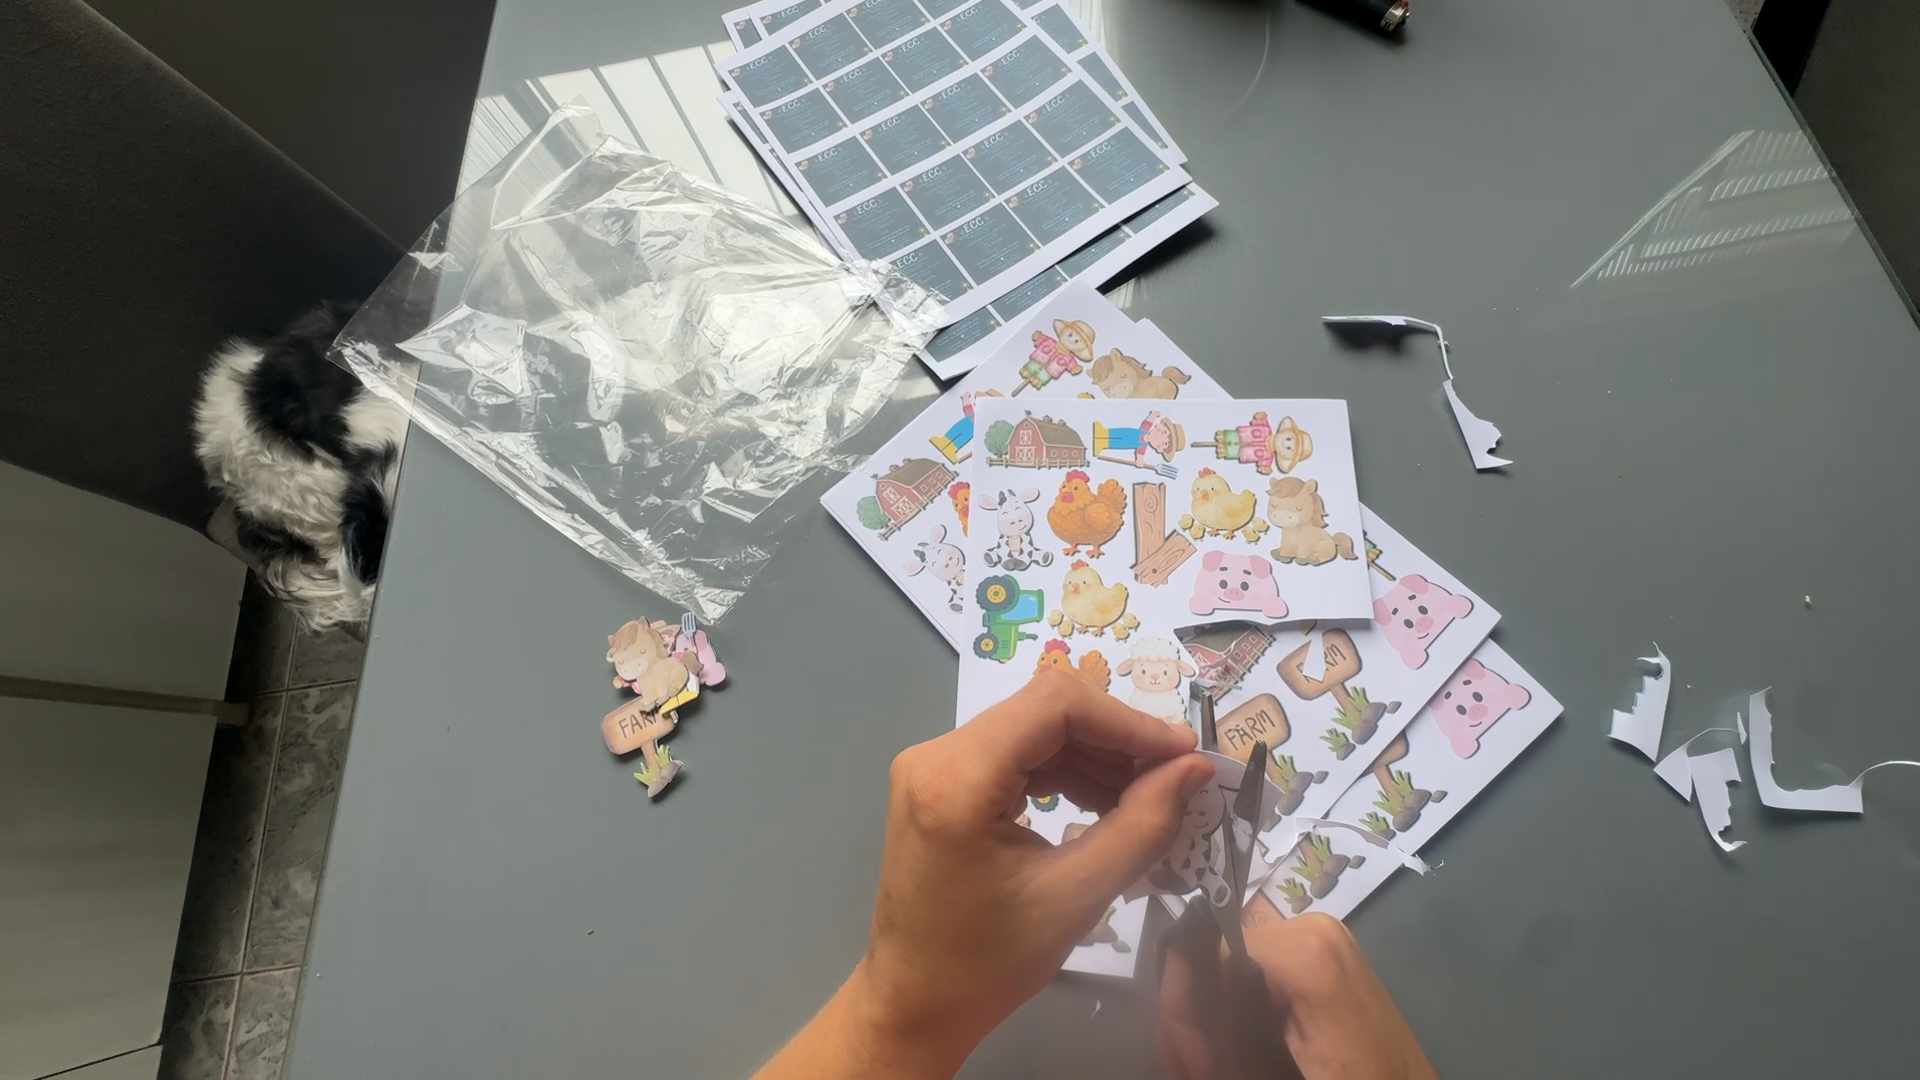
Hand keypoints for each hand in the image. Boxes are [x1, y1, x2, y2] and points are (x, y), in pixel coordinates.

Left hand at [860, 671, 1212, 1072]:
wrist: (914, 1001)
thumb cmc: (988, 963)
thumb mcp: (1075, 897)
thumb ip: (1141, 825)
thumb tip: (1192, 767)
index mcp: (956, 778)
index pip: (1052, 706)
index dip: (1124, 721)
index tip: (1180, 752)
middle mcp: (936, 753)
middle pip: (1042, 711)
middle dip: (1113, 739)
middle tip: (1170, 776)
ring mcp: (933, 761)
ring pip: (1032, 728)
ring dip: (1092, 754)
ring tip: (1141, 796)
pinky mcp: (941, 776)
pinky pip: (1013, 751)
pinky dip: (1061, 769)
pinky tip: (1099, 800)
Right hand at [1158, 913, 1435, 1079]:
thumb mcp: (1284, 1067)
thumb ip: (1232, 1023)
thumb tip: (1181, 1014)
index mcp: (1307, 951)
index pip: (1209, 953)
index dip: (1185, 1008)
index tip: (1191, 1064)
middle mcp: (1308, 924)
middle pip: (1215, 952)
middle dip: (1191, 1010)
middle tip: (1190, 1066)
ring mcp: (1315, 932)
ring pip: (1226, 957)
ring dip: (1208, 1008)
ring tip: (1204, 1059)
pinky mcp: (1317, 948)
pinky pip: (1252, 963)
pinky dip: (1232, 1000)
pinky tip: (1229, 1038)